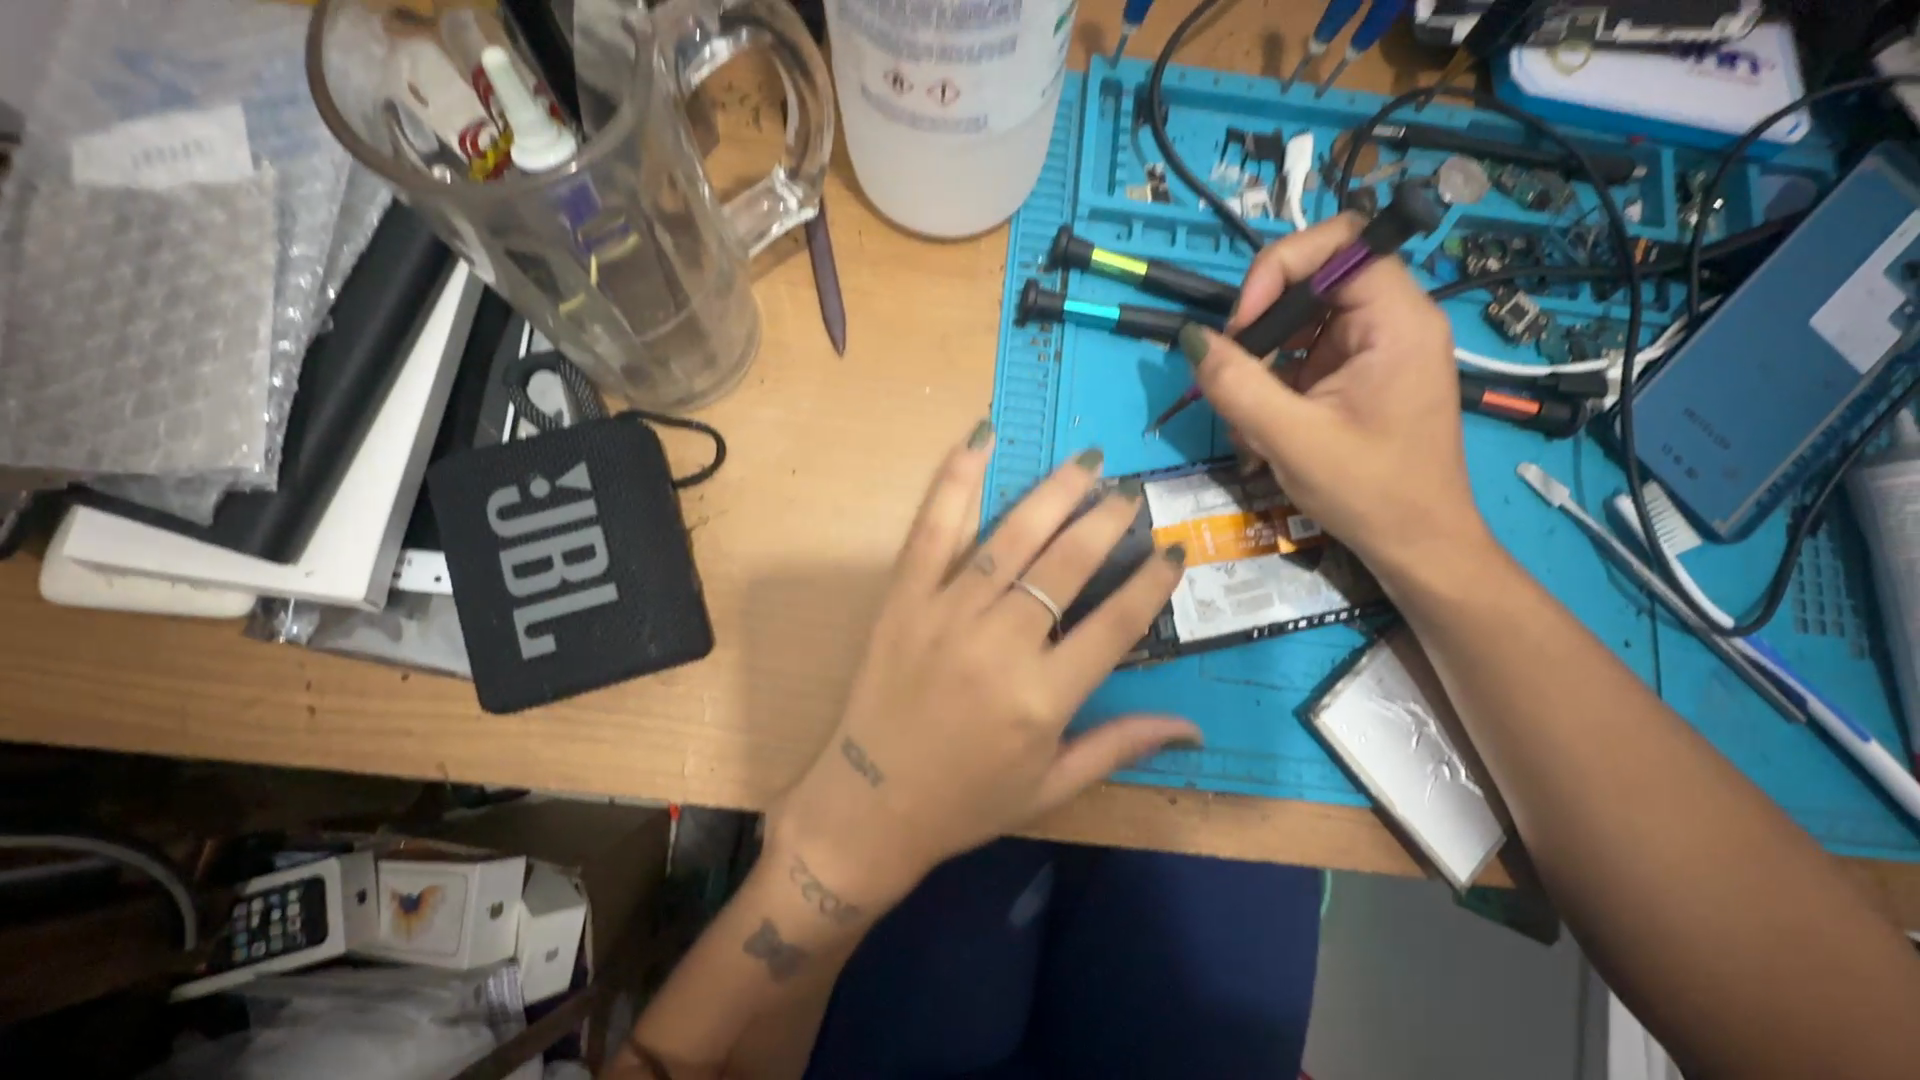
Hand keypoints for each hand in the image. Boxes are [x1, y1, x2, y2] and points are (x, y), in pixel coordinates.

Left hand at [767, 424, 1198, 906]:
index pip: (1115, 625)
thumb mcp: (1052, 786)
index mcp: (1043, 698)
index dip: (1151, 584)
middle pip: (1066, 566)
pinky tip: (981, 439)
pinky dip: (955, 481)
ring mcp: (946, 615)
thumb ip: (1121, 746)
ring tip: (1088, 462)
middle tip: (1130, 493)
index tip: (1172, 552)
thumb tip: (1194, 729)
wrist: (869, 806)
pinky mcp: (903, 600)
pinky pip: (933, 530)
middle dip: (1107, 522)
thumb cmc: (966, 802)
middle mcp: (1000, 645)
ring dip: (1054, 494)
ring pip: (1011, 538)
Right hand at [1184, 214, 1492, 582]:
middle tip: (1235, 370)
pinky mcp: (1360, 374)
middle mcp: (1394, 320)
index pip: (1340, 244)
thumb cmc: (1370, 493)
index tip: (1244, 324)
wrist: (1418, 546)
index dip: (1281, 269)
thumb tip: (1191, 338)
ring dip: (1263, 358)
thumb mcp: (1291, 440)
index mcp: (1399, 321)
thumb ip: (1237, 385)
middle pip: (1316, 278)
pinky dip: (1275, 381)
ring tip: (1248, 413)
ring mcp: (1376, 348)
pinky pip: (1306, 353)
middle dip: (1264, 320)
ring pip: (1303, 318)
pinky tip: (1264, 427)